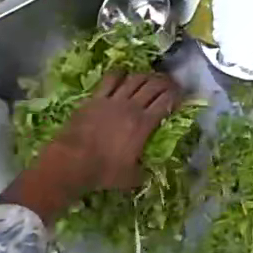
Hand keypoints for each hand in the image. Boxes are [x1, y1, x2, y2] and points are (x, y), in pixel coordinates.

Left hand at [49, 71, 182, 190]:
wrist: (71, 161)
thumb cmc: (103, 171)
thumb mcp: (130, 178)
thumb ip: (142, 173)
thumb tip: (148, 174)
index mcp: (144, 124)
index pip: (166, 102)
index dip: (176, 95)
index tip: (180, 95)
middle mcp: (132, 107)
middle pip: (153, 85)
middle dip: (165, 82)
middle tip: (170, 83)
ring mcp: (113, 100)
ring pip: (135, 79)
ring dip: (146, 75)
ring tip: (151, 77)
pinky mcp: (96, 98)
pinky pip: (111, 79)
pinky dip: (120, 73)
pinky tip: (124, 74)